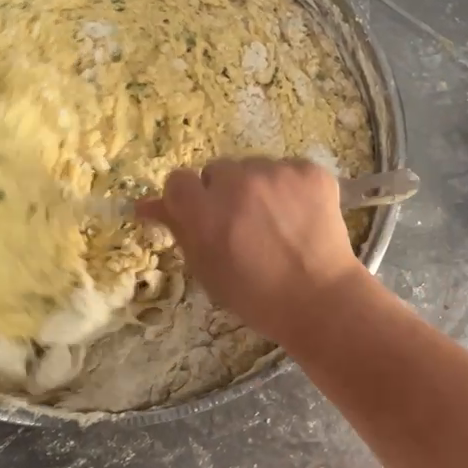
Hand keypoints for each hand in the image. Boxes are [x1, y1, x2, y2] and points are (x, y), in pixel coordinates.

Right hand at [135, 158, 372, 342]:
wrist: (320, 299)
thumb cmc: (256, 296)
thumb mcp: (206, 269)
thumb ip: (179, 230)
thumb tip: (146, 205)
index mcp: (204, 211)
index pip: (178, 181)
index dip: (189, 200)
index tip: (203, 218)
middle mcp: (238, 183)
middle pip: (219, 170)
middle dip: (225, 192)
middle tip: (243, 224)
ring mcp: (277, 173)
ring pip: (255, 167)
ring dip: (259, 187)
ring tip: (277, 222)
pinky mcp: (310, 171)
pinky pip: (289, 169)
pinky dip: (292, 188)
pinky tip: (301, 216)